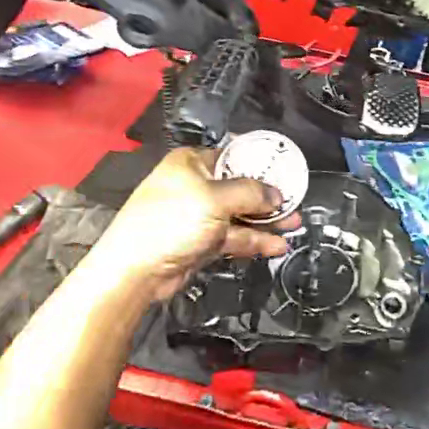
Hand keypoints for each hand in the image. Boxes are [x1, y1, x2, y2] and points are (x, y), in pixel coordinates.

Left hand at [90, 147, 299, 294]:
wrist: (133, 272)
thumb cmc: (170, 222)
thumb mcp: (215, 199)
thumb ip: (252, 193)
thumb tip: (277, 195)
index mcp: (191, 163)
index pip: (233, 155)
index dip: (260, 164)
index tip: (286, 171)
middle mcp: (195, 185)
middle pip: (241, 186)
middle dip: (269, 197)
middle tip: (295, 201)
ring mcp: (199, 215)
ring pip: (241, 214)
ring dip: (267, 221)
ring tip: (294, 224)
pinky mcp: (202, 242)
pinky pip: (235, 236)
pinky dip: (255, 240)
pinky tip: (277, 244)